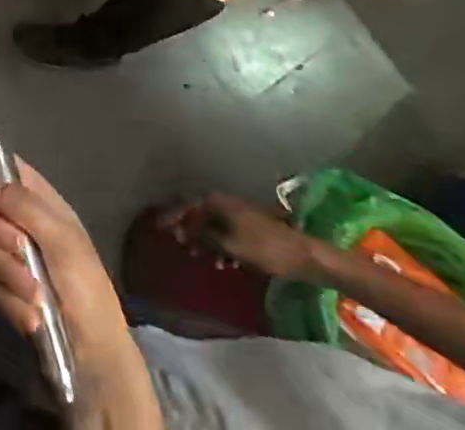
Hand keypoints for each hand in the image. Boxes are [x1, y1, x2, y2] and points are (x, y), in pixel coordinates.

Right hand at [0, 140, 135, 394]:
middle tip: (20, 249)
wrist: (92, 355)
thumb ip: (27, 208)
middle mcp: (16, 219)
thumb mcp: (66, 243)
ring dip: (8, 272)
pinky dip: (10, 298)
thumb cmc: (88, 290)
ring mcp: (5, 250)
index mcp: (38, 201)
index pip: (3, 165)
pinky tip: (33, 313)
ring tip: (37, 295)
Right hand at [160, 193, 324, 281]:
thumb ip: (200, 236)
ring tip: (210, 262)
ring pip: (216, 226)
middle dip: (192, 233)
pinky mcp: (253, 225)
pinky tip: (228, 262)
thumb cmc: (264, 248)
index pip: (186, 207)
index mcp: (217, 202)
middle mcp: (226, 202)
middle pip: (200, 216)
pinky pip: (229, 232)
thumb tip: (178, 231)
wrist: (306, 256)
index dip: (171, 218)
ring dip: (209, 242)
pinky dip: (224, 245)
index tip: (158, 228)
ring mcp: (241, 213)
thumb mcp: (227, 245)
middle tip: (186, 250)